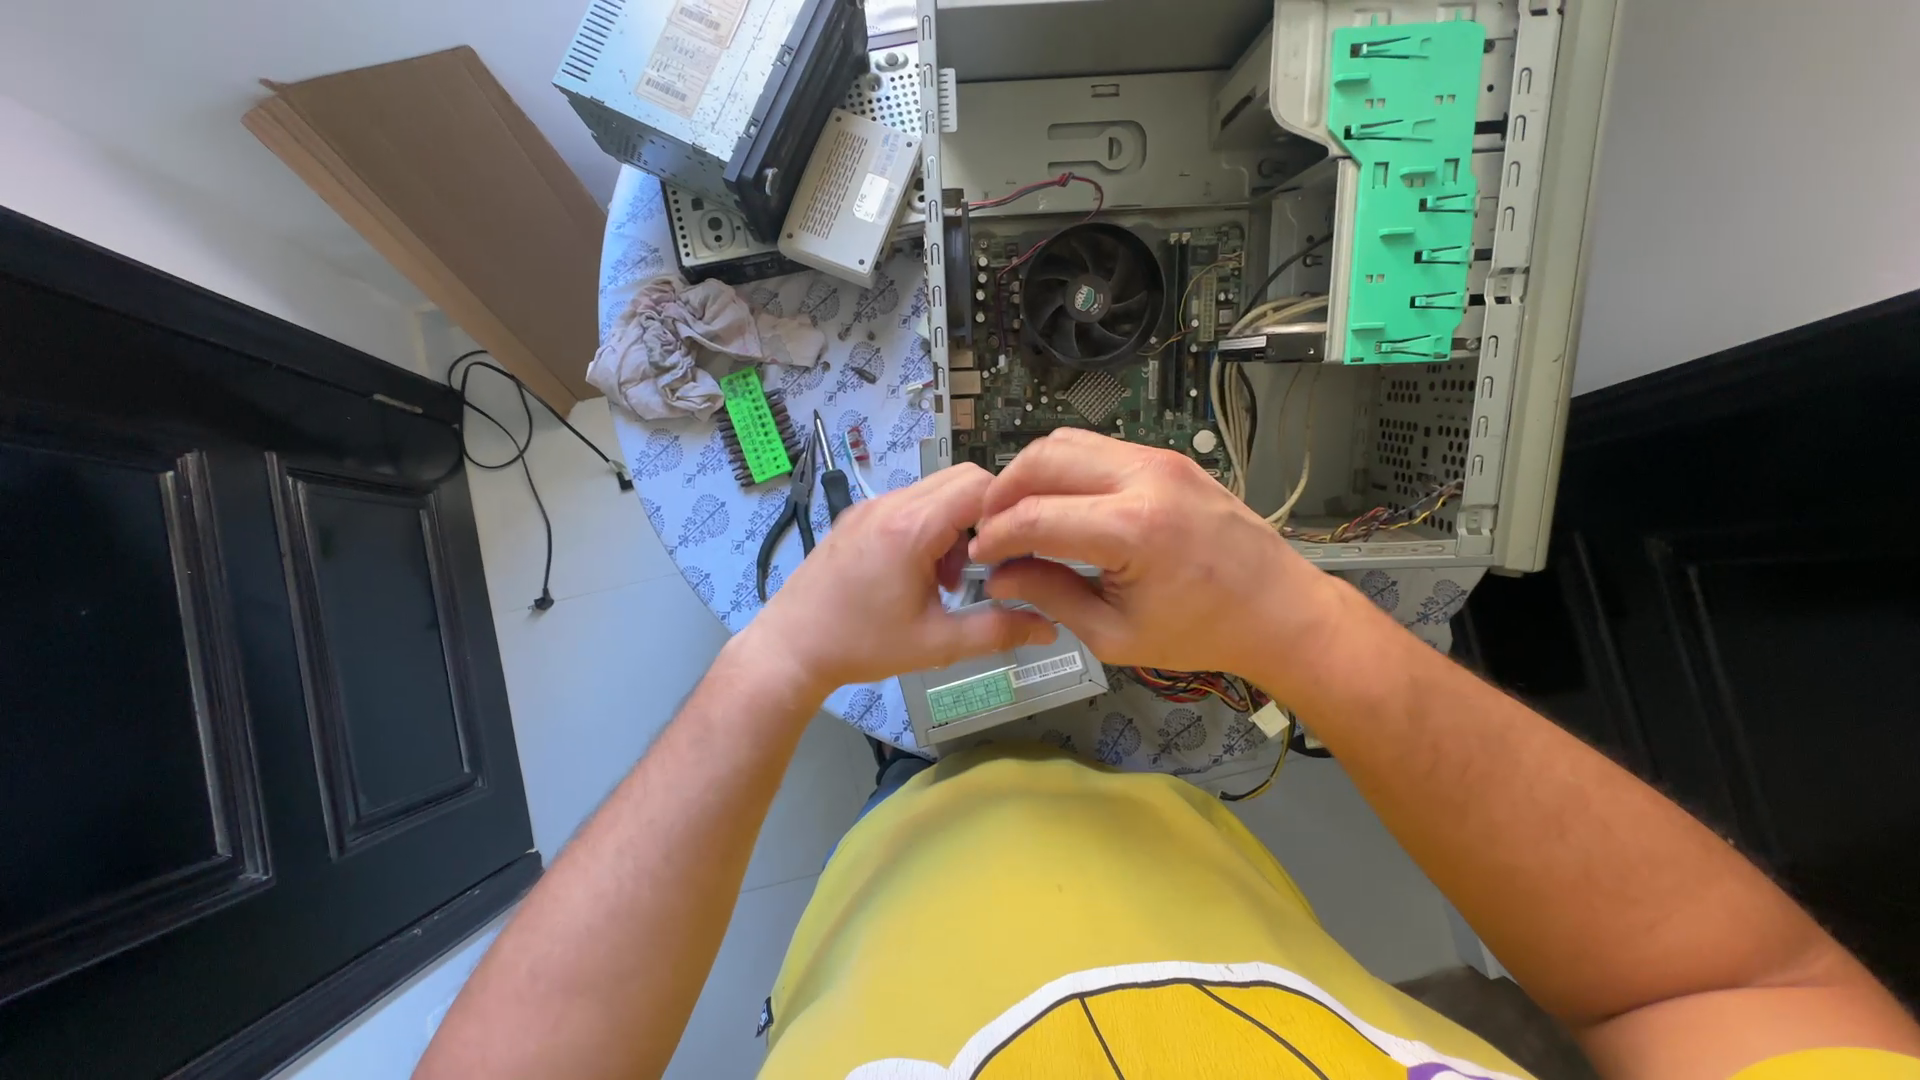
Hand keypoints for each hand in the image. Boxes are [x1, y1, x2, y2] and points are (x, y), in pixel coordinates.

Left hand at [739, 463, 1055, 698]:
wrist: (789, 648)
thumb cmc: (860, 646)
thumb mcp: (936, 645)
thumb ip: (997, 632)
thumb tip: (1050, 630)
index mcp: (910, 528)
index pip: (979, 484)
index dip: (1007, 510)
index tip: (1014, 550)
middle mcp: (890, 504)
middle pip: (959, 478)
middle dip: (984, 516)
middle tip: (982, 565)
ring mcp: (870, 507)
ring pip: (934, 490)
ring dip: (955, 523)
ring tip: (945, 578)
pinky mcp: (857, 517)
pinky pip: (908, 503)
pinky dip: (928, 526)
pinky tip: (917, 573)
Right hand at [970, 428, 1347, 697]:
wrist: (1279, 609)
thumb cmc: (1204, 632)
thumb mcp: (1116, 635)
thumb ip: (1051, 598)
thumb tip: (1002, 577)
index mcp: (1134, 530)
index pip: (1036, 516)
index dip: (997, 536)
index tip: (981, 555)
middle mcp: (1146, 479)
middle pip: (1043, 459)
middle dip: (1003, 491)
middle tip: (990, 527)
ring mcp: (1161, 460)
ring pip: (1068, 442)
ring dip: (1032, 472)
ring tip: (1019, 512)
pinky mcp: (1169, 458)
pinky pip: (1100, 448)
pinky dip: (1066, 469)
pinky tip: (1060, 503)